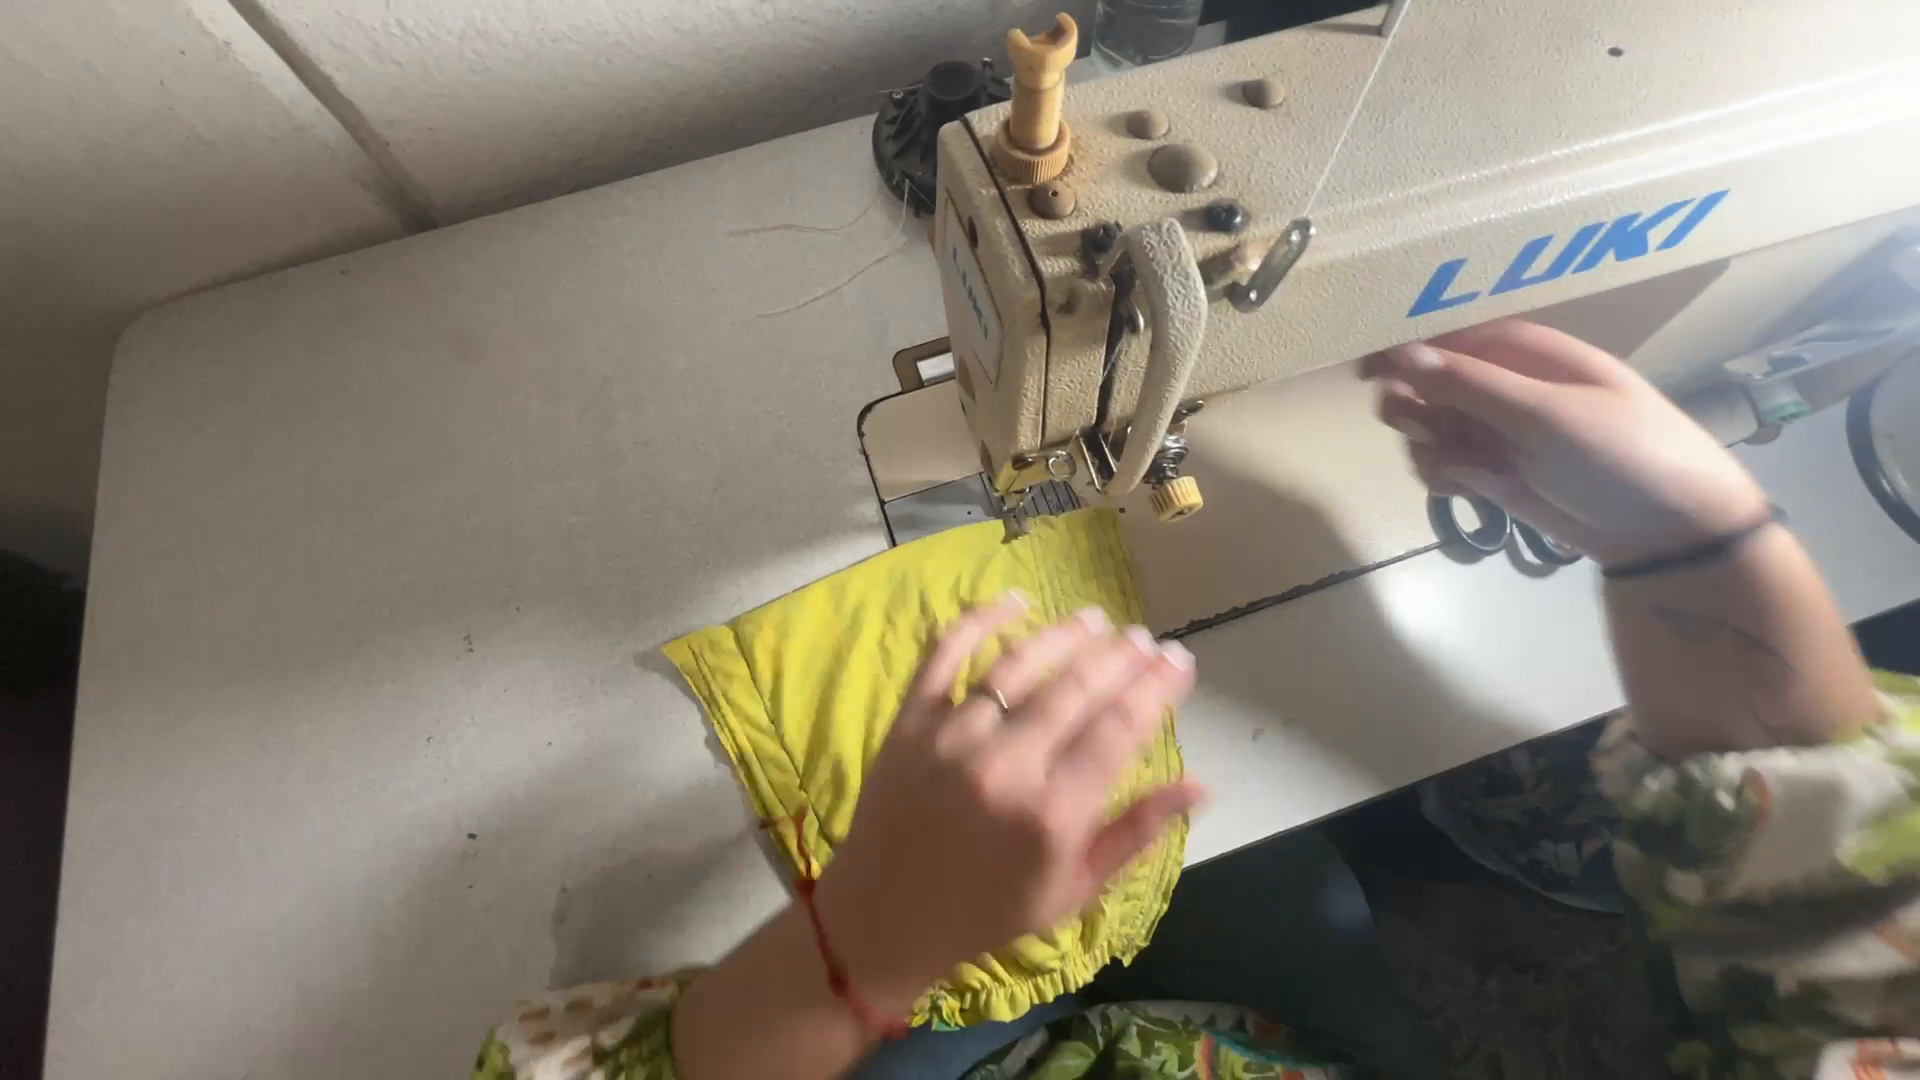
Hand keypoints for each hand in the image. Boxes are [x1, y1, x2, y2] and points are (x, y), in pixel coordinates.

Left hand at [812, 593, 1202, 1013]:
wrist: (885, 915)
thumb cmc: (988, 910)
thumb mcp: (1073, 889)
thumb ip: (1137, 833)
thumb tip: (1202, 785)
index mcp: (1052, 815)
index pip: (1119, 731)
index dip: (1155, 689)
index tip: (1178, 660)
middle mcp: (1005, 766)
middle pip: (1075, 691)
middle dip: (1118, 658)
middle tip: (1143, 638)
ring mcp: (951, 736)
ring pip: (1018, 665)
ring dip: (1064, 635)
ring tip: (1096, 620)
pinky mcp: (909, 720)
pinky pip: (945, 653)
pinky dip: (979, 620)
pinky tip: (1013, 601)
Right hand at [1363, 318, 1771, 565]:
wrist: (1663, 529)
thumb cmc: (1619, 454)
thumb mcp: (1543, 415)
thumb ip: (1467, 384)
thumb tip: (1401, 352)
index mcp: (1521, 353)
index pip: (1444, 338)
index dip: (1401, 352)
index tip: (1367, 376)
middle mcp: (1498, 385)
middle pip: (1421, 383)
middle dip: (1413, 410)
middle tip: (1427, 432)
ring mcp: (1490, 428)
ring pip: (1421, 427)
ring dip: (1428, 449)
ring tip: (1465, 469)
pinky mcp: (1485, 467)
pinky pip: (1435, 462)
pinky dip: (1442, 476)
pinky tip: (1471, 488)